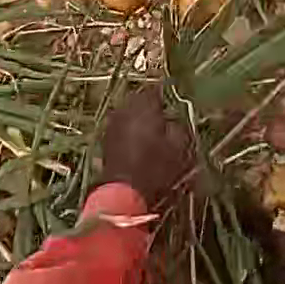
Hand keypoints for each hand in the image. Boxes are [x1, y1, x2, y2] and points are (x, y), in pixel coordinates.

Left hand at [97, 87, 191, 206]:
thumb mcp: (178, 147)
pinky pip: (120, 125)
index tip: (172, 103)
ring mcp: (113, 123)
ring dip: (137, 116)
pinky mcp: (106, 139)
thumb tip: (174, 119)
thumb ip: (179, 126)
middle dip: (150, 104)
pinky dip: (128, 129)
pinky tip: (135, 141)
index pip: (155, 90)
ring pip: (128, 111)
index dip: (164, 95)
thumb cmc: (155, 167)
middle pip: (139, 98)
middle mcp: (126, 109)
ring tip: (149, 129)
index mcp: (145, 106)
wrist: (124, 193)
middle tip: (162, 115)